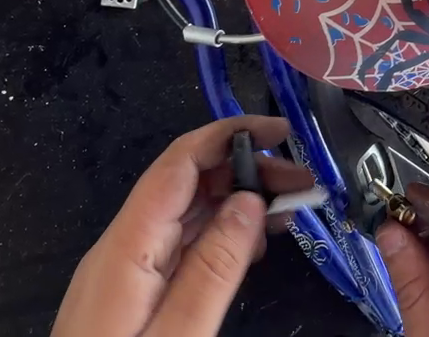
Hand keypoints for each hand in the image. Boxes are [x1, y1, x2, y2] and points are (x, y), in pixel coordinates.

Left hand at [52, 116, 314, 336]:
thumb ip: (213, 269)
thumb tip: (250, 199)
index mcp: (127, 246)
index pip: (179, 160)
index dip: (231, 134)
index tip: (285, 134)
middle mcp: (124, 246)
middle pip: (189, 181)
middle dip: (248, 169)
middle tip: (304, 183)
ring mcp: (128, 270)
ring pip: (190, 210)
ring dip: (242, 199)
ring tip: (292, 209)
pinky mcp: (136, 294)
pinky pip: (185, 243)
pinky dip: (225, 232)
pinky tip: (256, 244)